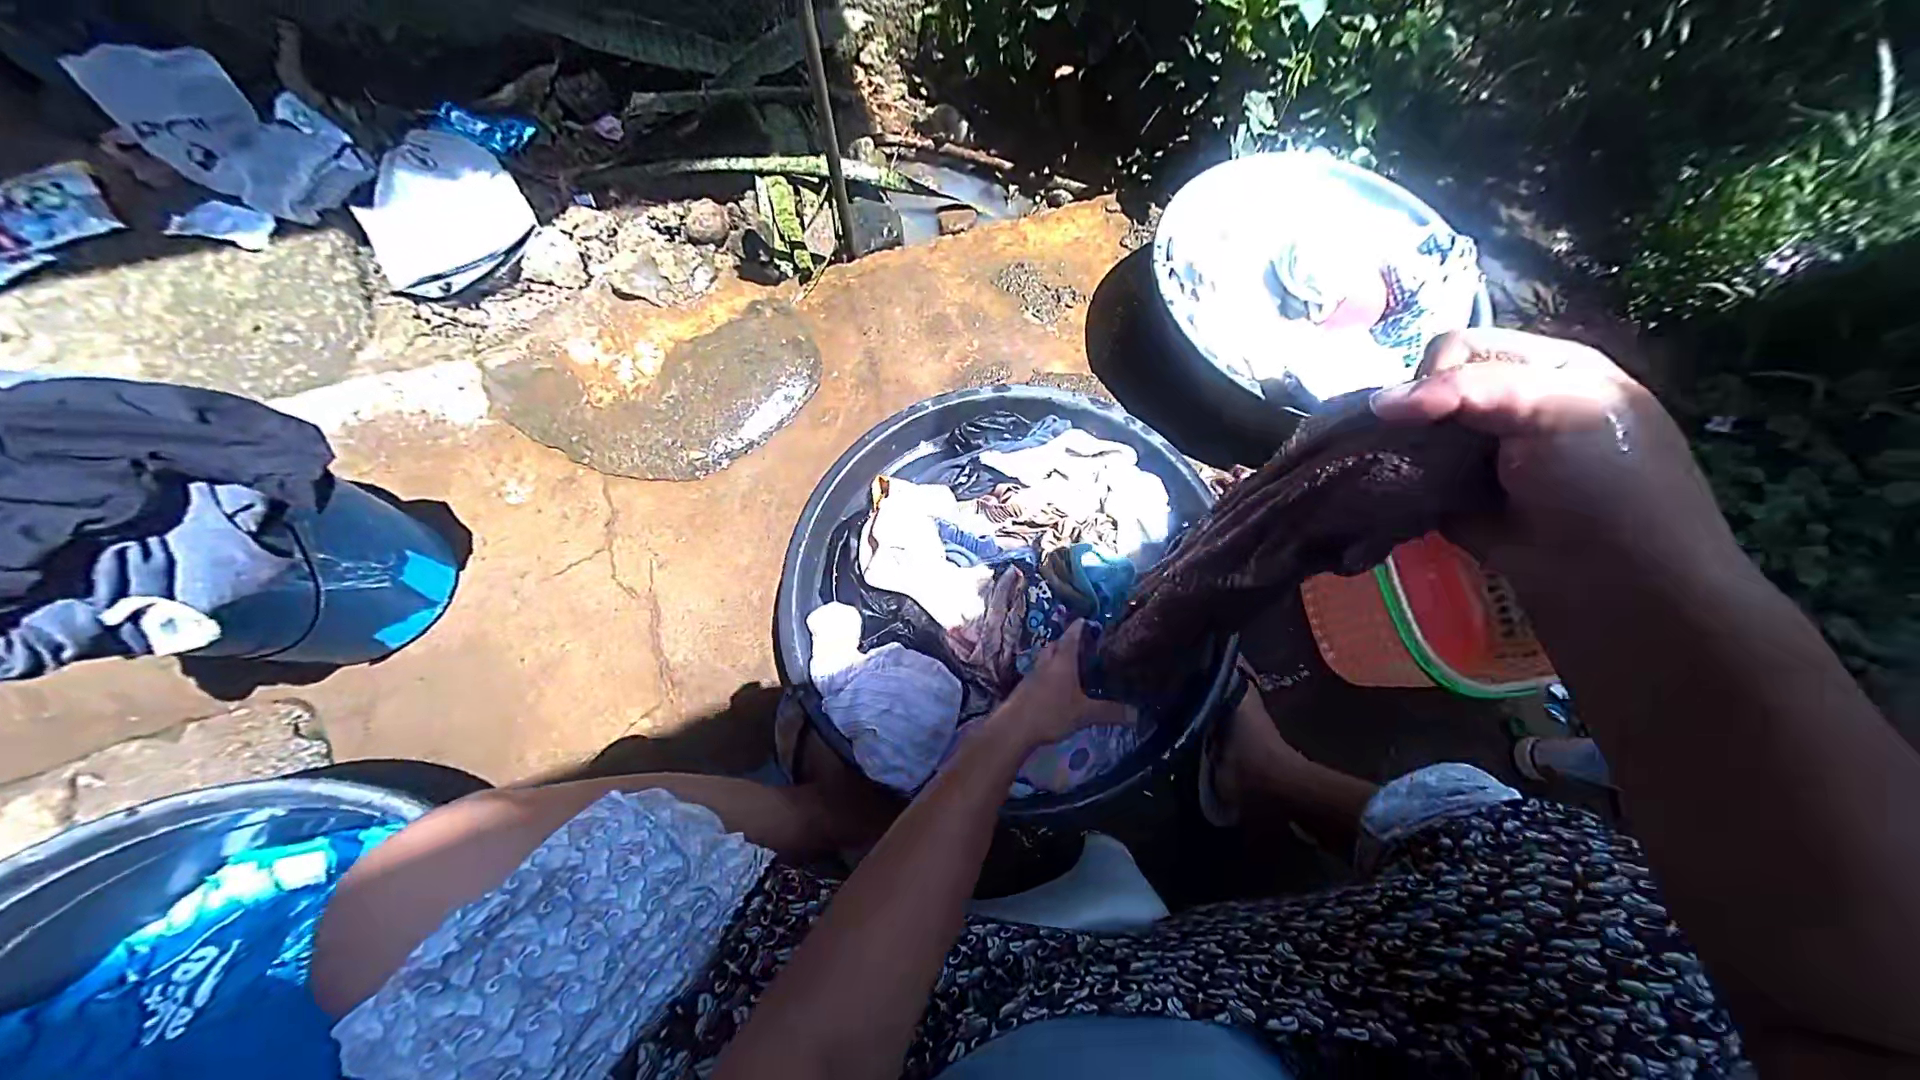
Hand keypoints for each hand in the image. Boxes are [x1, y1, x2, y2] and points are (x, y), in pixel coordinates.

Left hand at [987, 621, 1130, 748]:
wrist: (1013, 727)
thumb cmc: (1051, 712)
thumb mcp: (1084, 714)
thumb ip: (1110, 712)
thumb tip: (1137, 714)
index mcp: (1062, 661)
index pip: (1071, 636)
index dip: (1079, 627)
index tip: (1087, 620)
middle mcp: (1046, 663)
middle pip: (1055, 645)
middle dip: (1066, 641)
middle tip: (1081, 644)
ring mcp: (1032, 674)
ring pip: (1045, 658)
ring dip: (1056, 657)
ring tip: (1070, 664)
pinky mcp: (1024, 688)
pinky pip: (1039, 673)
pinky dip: (1048, 673)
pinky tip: (1055, 686)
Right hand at [1368, 328, 1740, 583]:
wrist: (1612, 578)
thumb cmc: (1603, 482)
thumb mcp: (1555, 407)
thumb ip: (1469, 390)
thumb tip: (1376, 404)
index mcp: (1542, 367)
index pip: (1460, 346)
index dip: (1434, 373)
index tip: (1432, 414)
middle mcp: (1504, 403)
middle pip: (1426, 387)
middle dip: (1411, 412)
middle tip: (1415, 445)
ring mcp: (1472, 451)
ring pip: (1410, 430)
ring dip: (1397, 446)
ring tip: (1398, 468)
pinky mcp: (1446, 492)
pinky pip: (1404, 471)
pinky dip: (1393, 477)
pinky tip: (1393, 487)